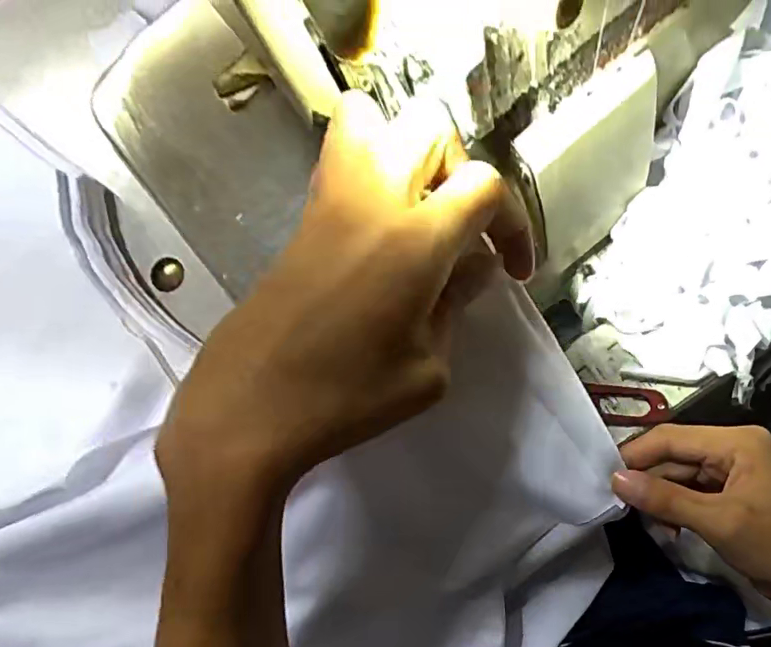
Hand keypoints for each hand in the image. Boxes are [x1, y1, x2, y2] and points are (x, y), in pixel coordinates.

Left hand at [155, 90, 535, 518]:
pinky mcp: (304, 214)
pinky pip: (343, 155)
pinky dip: (373, 172)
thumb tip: (470, 267)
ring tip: (420, 216)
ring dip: (411, 157)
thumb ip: (455, 307)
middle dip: (463, 173)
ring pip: (376, 119)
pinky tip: (381, 232)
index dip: (514, 224)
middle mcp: (374, 197)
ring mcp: (331, 198)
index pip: (484, 186)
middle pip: (432, 129)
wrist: (255, 403)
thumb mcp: (429, 370)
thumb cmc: (351, 397)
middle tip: (465, 233)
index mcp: (416, 240)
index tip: (514, 270)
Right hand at [612, 425, 770, 613]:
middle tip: (618, 505)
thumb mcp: (718, 521)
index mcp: (739, 442)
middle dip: (648, 480)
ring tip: (646, 522)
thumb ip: (666, 499)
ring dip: (661, 499)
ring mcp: (733, 472)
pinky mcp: (730, 494)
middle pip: (676, 456)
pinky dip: (675, 508)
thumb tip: (617, 480)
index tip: (604, 478)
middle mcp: (735, 448)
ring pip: (680, 476)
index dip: (637, 455)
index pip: (674, 437)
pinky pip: (691, 492)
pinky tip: (667, 528)